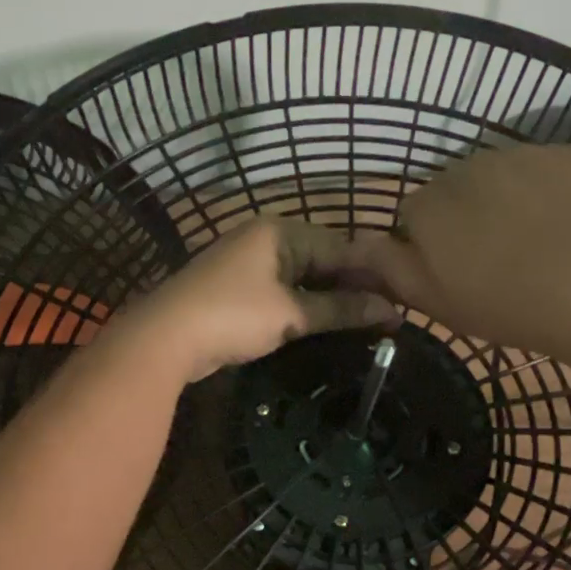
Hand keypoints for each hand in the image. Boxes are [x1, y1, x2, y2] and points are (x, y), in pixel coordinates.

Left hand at [120, 217, 398, 381]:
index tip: (404, 297)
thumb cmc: (233, 315)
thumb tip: (391, 311)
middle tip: (391, 314)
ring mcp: (249, 264)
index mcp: (280, 231)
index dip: (373, 274)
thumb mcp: (293, 314)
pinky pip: (284, 293)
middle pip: (323, 260)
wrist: (166, 338)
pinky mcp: (238, 291)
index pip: (341, 247)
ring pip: (303, 278)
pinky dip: (306, 308)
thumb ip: (342, 309)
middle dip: (354, 286)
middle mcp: (265, 239)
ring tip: (368, 321)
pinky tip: (328, 325)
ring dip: (332, 299)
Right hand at [348, 144, 570, 361]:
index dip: (430, 247)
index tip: (454, 277)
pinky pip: (557, 176)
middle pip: (459, 191)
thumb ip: (387, 268)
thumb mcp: (432, 299)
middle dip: (470, 219)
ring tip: (543, 251)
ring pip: (508, 179)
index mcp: (430, 204)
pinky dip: (561, 197)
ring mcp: (528, 155)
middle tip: (498, 267)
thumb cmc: (505, 303)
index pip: (413, 216)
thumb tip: (353, 246)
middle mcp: (471, 166)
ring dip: (514, 204)